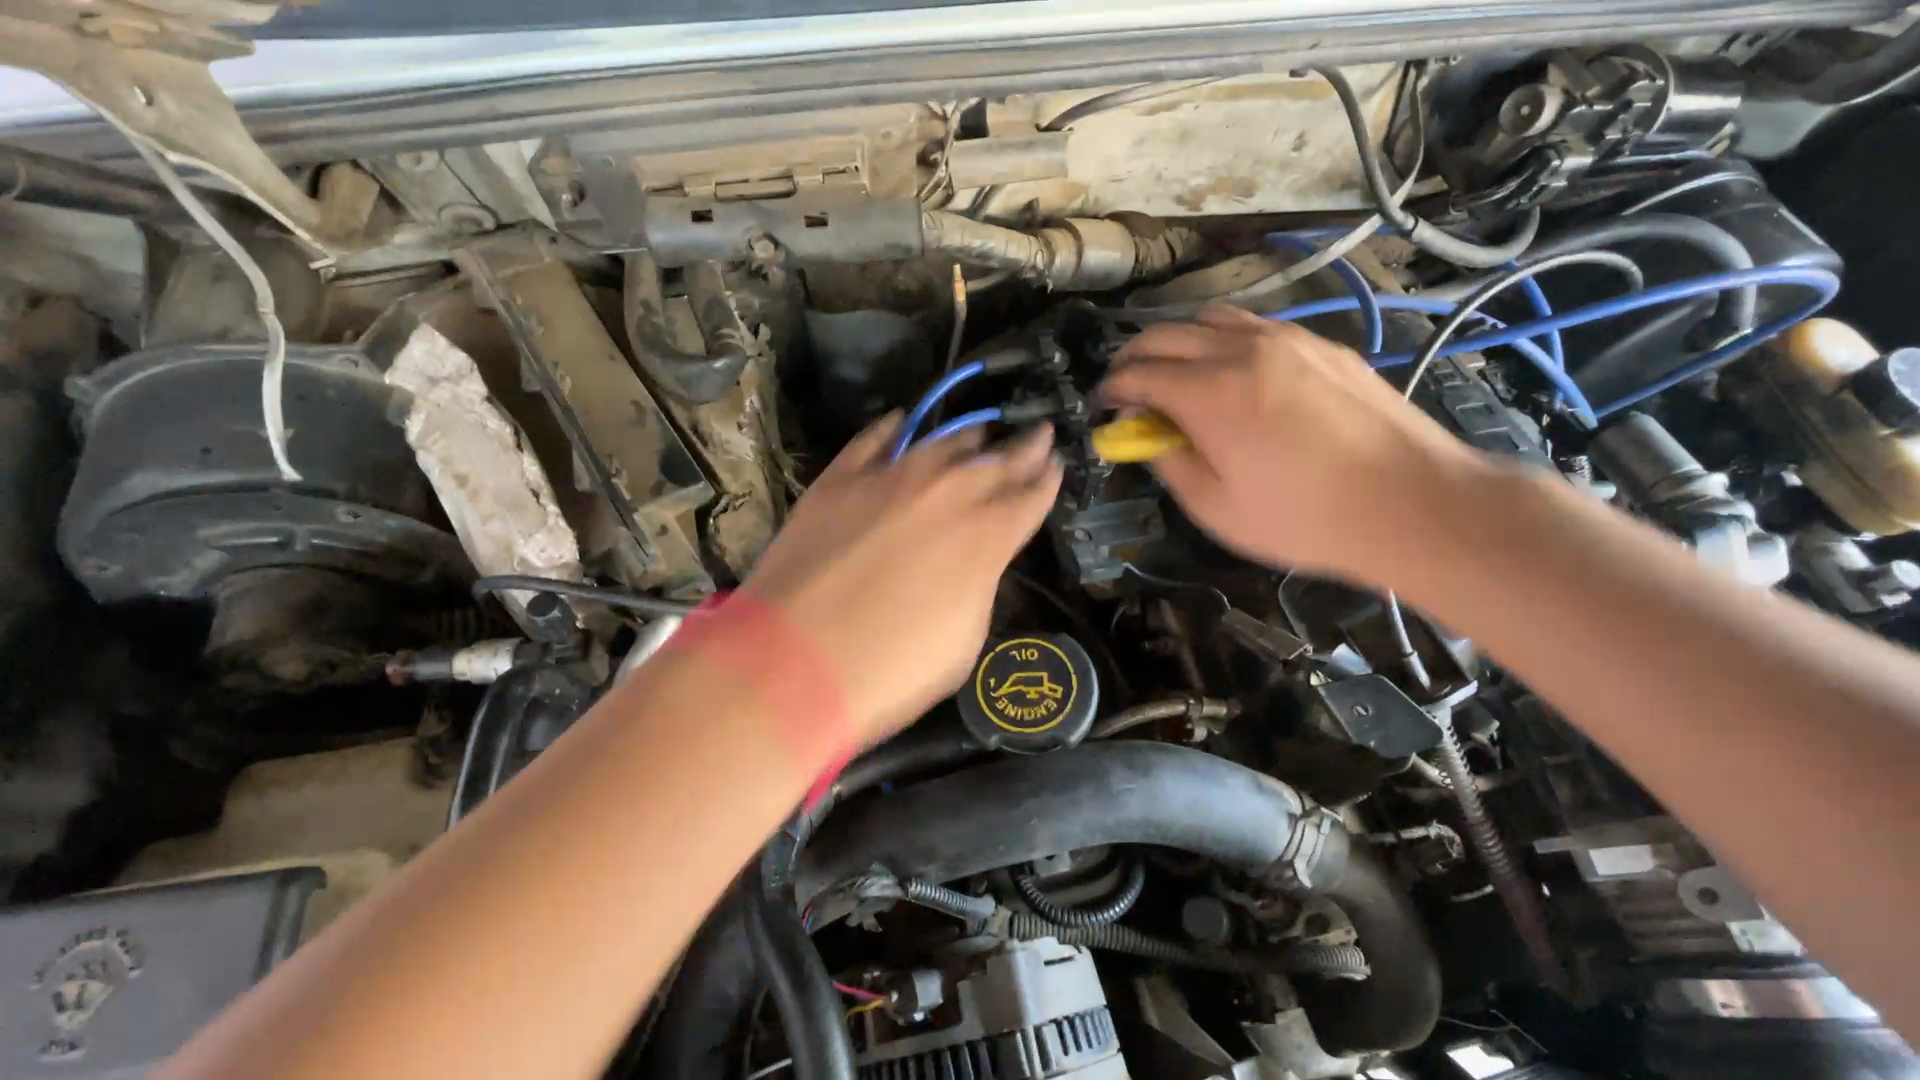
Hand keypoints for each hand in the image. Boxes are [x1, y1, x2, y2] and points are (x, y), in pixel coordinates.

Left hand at [741, 414, 1063, 743]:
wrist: (793, 663)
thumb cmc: (891, 670)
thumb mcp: (964, 640)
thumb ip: (977, 585)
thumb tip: (971, 563)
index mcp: (987, 536)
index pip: (1030, 496)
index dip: (1047, 480)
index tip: (1056, 465)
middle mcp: (945, 494)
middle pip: (994, 462)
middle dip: (1021, 449)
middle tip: (1036, 435)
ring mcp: (888, 480)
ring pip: (939, 444)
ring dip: (966, 438)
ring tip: (980, 432)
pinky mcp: (837, 481)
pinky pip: (872, 441)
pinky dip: (892, 429)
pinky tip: (902, 420)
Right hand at [1099, 305, 1491, 583]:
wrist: (1411, 503)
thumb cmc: (1304, 518)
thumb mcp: (1215, 508)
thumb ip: (1167, 460)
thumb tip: (1141, 429)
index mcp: (1208, 392)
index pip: (1137, 372)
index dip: (1110, 388)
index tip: (1102, 405)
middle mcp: (1241, 350)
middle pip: (1166, 334)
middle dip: (1135, 357)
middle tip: (1127, 388)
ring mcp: (1287, 340)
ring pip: (1211, 319)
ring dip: (1181, 342)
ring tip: (1178, 375)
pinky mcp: (1322, 346)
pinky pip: (1255, 328)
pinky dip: (1225, 342)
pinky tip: (1235, 375)